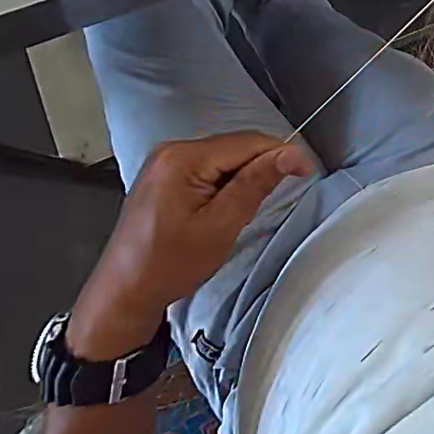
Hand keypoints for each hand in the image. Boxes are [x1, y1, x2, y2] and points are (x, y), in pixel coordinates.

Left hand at [68, 132, 312, 358]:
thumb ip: (256, 184)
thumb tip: (291, 154)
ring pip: (226, 155)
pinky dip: (229, 181)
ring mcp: (166, 160)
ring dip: (247, 175)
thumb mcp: (220, 226)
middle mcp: (172, 150)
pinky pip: (211, 165)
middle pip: (237, 145)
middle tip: (282, 194)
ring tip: (248, 206)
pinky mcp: (167, 172)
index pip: (248, 142)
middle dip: (264, 165)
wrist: (125, 291)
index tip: (308, 172)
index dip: (283, 153)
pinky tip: (229, 205)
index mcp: (183, 158)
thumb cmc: (169, 264)